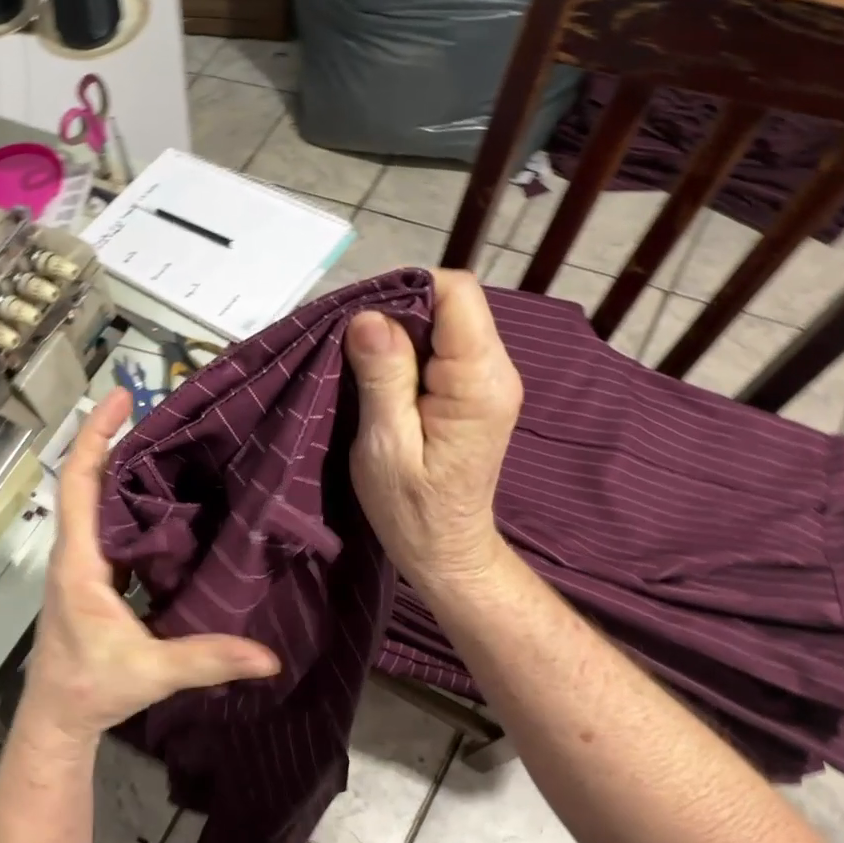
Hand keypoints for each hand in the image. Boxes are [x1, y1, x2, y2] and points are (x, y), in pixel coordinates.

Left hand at [22, 388, 279, 743]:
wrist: (59, 716)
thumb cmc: (91, 688)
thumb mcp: (151, 672)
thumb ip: (208, 659)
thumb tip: (268, 656)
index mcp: (80, 562)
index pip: (80, 484)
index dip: (96, 437)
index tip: (120, 399)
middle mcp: (75, 554)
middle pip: (87, 482)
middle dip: (116, 441)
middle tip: (161, 414)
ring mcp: (81, 565)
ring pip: (96, 504)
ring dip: (124, 472)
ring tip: (170, 448)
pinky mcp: (91, 578)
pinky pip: (108, 528)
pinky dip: (131, 506)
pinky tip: (168, 506)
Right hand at [345, 269, 522, 592]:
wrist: (444, 551)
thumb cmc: (410, 508)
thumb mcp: (385, 444)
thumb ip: (383, 377)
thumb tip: (368, 316)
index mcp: (478, 381)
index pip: (457, 294)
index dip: (406, 291)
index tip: (359, 319)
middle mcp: (495, 370)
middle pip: (451, 304)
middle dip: (396, 312)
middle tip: (348, 346)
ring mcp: (488, 380)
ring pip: (443, 323)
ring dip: (398, 333)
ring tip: (358, 362)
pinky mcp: (474, 391)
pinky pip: (441, 348)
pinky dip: (406, 352)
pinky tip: (379, 376)